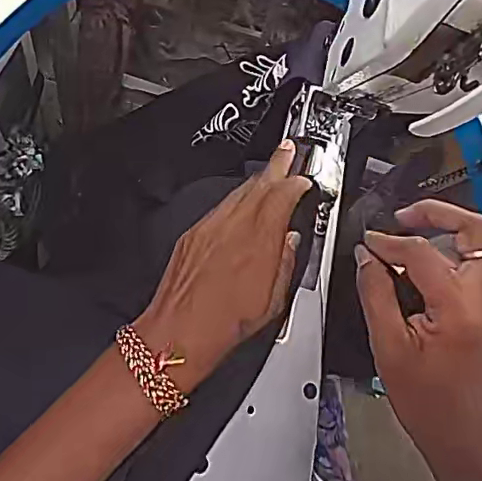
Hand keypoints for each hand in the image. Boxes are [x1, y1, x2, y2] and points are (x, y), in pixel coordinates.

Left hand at [134, 139, 312, 391]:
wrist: (177, 333)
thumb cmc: (224, 324)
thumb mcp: (273, 301)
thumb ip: (285, 262)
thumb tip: (290, 241)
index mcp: (259, 243)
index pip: (281, 198)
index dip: (295, 183)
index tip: (304, 178)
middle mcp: (233, 228)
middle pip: (259, 185)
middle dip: (277, 165)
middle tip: (288, 148)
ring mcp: (210, 228)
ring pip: (238, 192)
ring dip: (257, 179)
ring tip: (270, 170)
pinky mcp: (192, 234)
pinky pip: (219, 206)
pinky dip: (236, 198)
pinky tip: (242, 200)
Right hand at [356, 200, 481, 480]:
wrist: (460, 432)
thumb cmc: (429, 402)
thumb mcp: (389, 347)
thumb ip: (376, 293)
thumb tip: (367, 257)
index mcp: (461, 308)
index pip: (422, 253)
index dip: (389, 242)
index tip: (370, 243)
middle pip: (475, 230)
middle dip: (438, 213)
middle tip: (406, 216)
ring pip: (478, 245)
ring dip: (444, 235)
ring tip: (407, 244)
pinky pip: (475, 267)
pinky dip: (450, 256)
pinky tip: (421, 270)